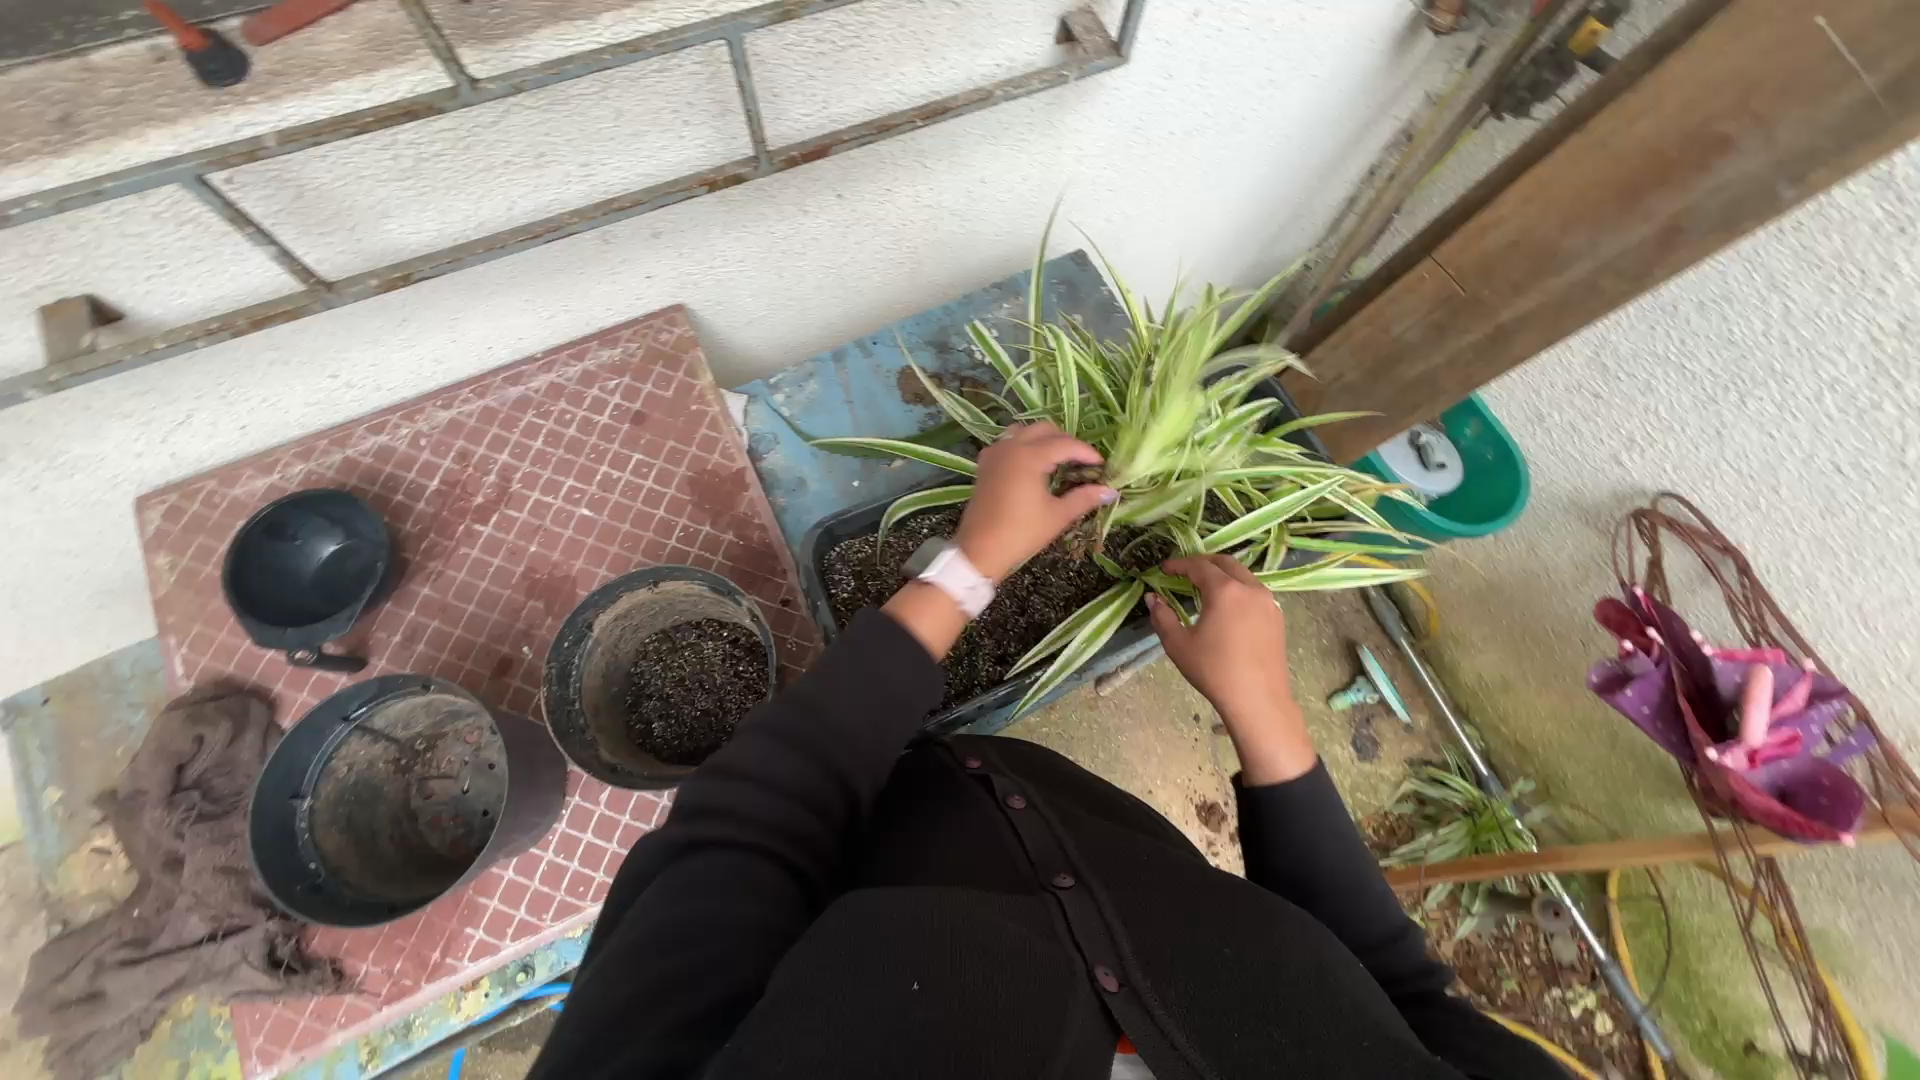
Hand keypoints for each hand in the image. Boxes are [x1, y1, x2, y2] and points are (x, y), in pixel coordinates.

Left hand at [953, 422, 1116, 582]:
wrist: (980, 550)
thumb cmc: (1021, 533)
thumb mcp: (1057, 516)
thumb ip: (1084, 498)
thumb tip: (1110, 491)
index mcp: (1029, 456)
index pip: (1065, 444)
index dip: (1086, 452)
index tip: (1101, 465)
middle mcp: (1010, 447)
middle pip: (1043, 429)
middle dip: (1065, 440)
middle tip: (1081, 460)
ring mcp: (995, 453)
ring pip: (1023, 432)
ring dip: (1043, 439)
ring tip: (1058, 458)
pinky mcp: (985, 464)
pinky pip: (1007, 443)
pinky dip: (1023, 446)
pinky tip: (1032, 464)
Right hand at [1147, 555, 1315, 784]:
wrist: (1258, 699)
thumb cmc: (1214, 670)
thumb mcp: (1178, 644)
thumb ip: (1162, 616)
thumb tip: (1152, 598)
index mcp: (1225, 591)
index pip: (1199, 566)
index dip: (1179, 564)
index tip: (1164, 569)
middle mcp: (1250, 589)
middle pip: (1226, 563)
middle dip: (1203, 562)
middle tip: (1185, 571)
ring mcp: (1268, 602)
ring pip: (1243, 575)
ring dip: (1223, 574)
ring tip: (1205, 586)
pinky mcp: (1277, 617)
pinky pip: (1255, 591)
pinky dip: (1238, 588)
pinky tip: (1228, 606)